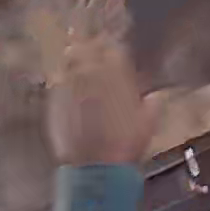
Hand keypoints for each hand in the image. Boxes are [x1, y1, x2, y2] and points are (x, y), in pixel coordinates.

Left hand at [45, 35, 152, 166]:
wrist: (95, 165)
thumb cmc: (126, 142)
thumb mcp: (148, 122)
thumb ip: (152, 104)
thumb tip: (154, 97)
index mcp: (117, 73)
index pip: (114, 47)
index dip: (113, 47)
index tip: (114, 49)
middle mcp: (91, 72)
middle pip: (88, 46)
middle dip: (91, 46)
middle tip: (93, 47)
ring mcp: (70, 84)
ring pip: (70, 59)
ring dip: (75, 56)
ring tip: (77, 57)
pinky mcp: (55, 99)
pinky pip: (59, 80)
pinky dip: (64, 79)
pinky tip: (67, 84)